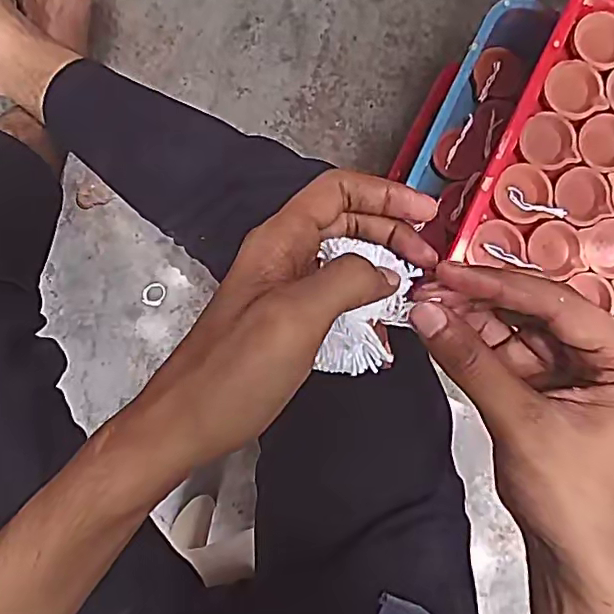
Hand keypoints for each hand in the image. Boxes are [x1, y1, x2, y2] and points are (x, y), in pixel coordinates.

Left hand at [115, 170, 438, 477]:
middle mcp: (280, 258)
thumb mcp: (295, 317)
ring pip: (344, 259)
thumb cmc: (225, 377)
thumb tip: (385, 271)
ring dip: (383, 266)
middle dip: (392, 231)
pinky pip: (336, 296)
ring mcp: (284, 289)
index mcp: (277, 243)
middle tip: (425, 255)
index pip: (337, 191)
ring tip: (412, 286)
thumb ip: (346, 281)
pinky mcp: (289, 319)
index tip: (422, 209)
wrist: (188, 422)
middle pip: (346, 221)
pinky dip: (366, 301)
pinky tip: (382, 322)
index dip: (384, 193)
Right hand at [409, 263, 613, 544]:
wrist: (567, 545)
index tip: (451, 273)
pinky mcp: (541, 375)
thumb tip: (429, 313)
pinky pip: (500, 344)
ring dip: (468, 314)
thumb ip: (471, 363)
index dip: (498, 284)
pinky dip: (468, 337)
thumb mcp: (520, 422)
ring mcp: (569, 362)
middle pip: (532, 306)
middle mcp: (601, 350)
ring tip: (426, 304)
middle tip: (430, 288)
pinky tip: (440, 326)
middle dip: (478, 298)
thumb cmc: (570, 495)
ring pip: (511, 321)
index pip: (556, 303)